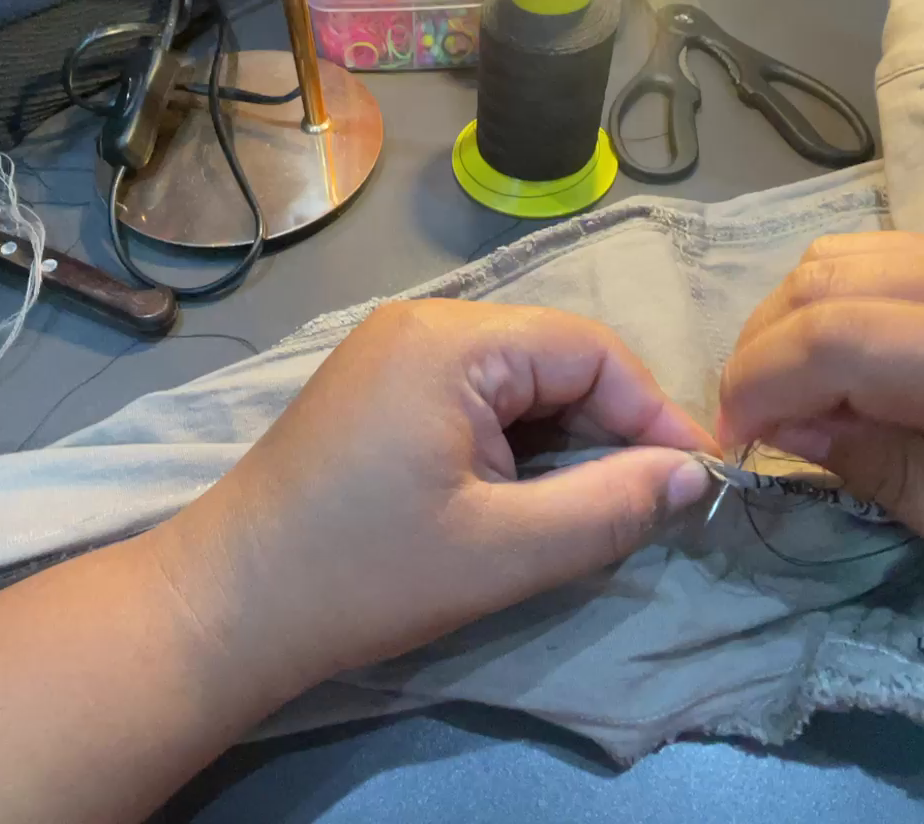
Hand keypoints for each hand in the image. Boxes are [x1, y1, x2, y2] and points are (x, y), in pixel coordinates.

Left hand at [146, 300, 716, 689]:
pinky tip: (512, 487)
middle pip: (548, 356)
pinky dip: (509, 436)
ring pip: (512, 377)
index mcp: (449, 339)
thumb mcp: (503, 549)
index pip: (586, 348)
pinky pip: (470, 391)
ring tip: (576, 501)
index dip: (650, 409)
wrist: (232, 600)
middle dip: (603, 425)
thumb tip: (692, 475)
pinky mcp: (375, 383)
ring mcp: (390, 349)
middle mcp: (419, 322)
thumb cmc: (364, 572)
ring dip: (557, 435)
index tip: (691, 477)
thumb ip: (610, 506)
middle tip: (635, 499)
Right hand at [716, 231, 923, 666]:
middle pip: (828, 277)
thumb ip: (905, 481)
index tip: (735, 444)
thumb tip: (794, 426)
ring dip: (788, 318)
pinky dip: (830, 301)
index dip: (759, 383)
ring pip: (845, 253)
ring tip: (792, 391)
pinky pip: (883, 257)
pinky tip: (845, 359)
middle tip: (757, 423)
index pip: (843, 336)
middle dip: (759, 349)